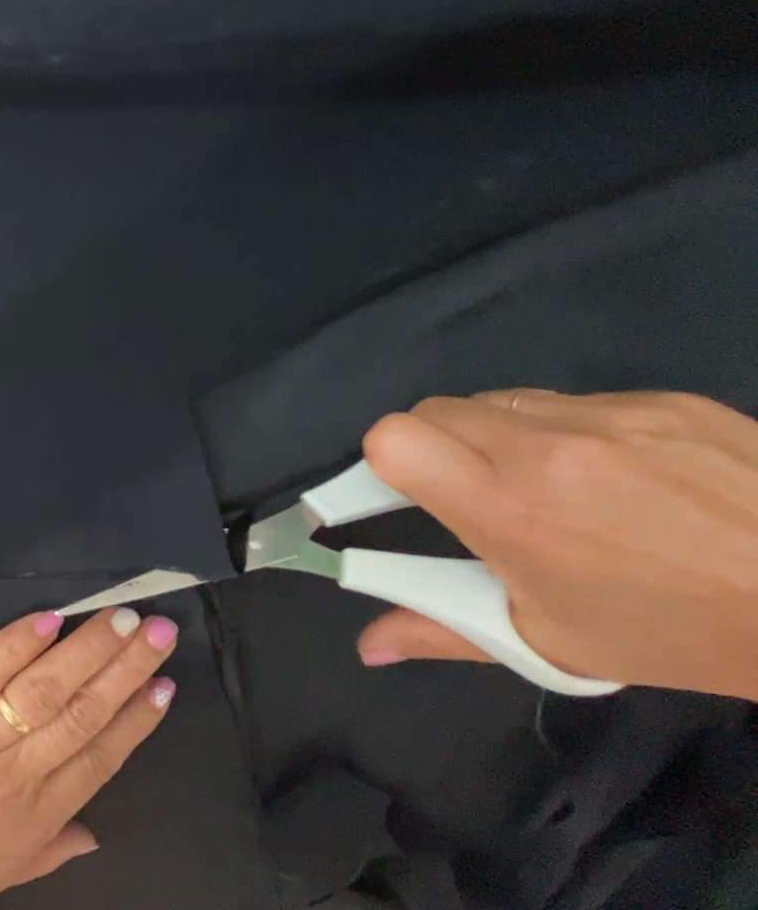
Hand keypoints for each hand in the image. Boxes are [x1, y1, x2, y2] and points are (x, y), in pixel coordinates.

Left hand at [0, 606, 179, 909]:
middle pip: (83, 714)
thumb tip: (92, 835)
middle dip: (125, 670)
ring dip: (88, 650)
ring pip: (44, 687)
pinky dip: (16, 644)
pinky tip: (48, 621)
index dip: (135, 720)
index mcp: (32, 819)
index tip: (164, 686)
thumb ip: (45, 852)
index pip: (99, 759)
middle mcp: (13, 775)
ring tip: (123, 619)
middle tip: (160, 632)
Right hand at [357, 389, 757, 700]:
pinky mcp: (663, 401)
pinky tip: (624, 476)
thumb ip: (441, 629)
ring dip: (497, 435)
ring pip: (499, 401)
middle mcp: (545, 448)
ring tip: (552, 484)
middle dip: (433, 446)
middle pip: (432, 411)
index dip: (385, 463)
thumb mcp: (551, 641)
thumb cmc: (680, 633)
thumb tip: (367, 646)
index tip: (408, 494)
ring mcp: (609, 416)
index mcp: (507, 510)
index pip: (392, 440)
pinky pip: (576, 401)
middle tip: (471, 493)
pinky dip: (573, 432)